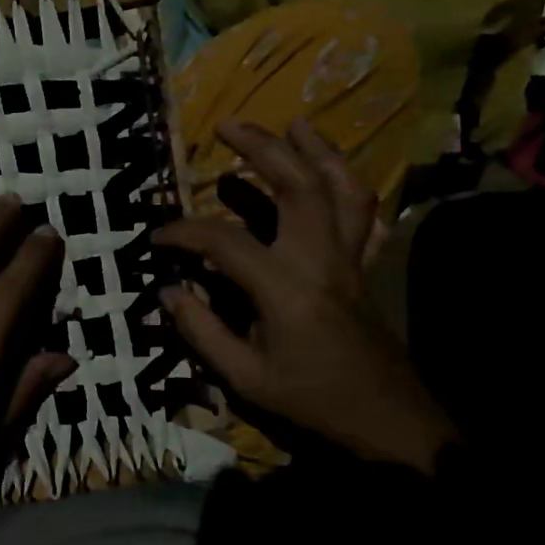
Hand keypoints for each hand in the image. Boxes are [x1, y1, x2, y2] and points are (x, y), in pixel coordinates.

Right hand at [155, 120, 457, 472]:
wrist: (386, 418)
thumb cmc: (313, 401)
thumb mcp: (246, 378)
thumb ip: (202, 332)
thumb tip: (170, 291)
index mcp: (285, 288)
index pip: (225, 241)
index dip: (184, 233)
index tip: (158, 238)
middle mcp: (321, 259)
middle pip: (298, 186)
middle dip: (263, 148)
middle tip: (229, 126)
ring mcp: (349, 258)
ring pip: (343, 188)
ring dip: (318, 150)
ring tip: (293, 125)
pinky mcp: (364, 265)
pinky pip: (365, 215)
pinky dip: (350, 185)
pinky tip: (333, 172)